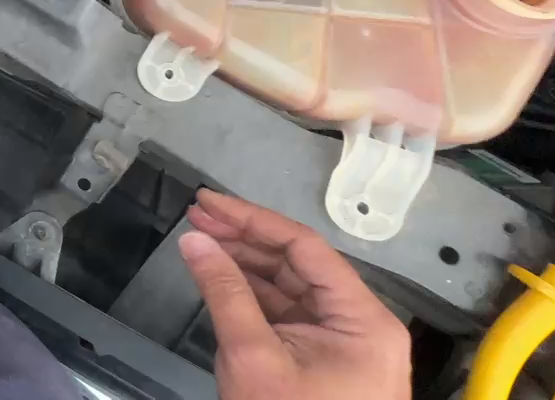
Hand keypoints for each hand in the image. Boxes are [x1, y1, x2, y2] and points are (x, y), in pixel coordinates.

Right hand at [178, 189, 410, 399]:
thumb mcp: (252, 353)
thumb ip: (223, 290)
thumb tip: (192, 237)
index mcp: (362, 319)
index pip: (304, 247)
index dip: (251, 217)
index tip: (204, 201)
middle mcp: (360, 321)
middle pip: (298, 260)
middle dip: (243, 235)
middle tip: (194, 216)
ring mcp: (343, 338)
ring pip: (289, 279)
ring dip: (243, 256)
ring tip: (199, 238)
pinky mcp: (323, 352)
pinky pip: (284, 304)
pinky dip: (248, 284)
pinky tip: (217, 271)